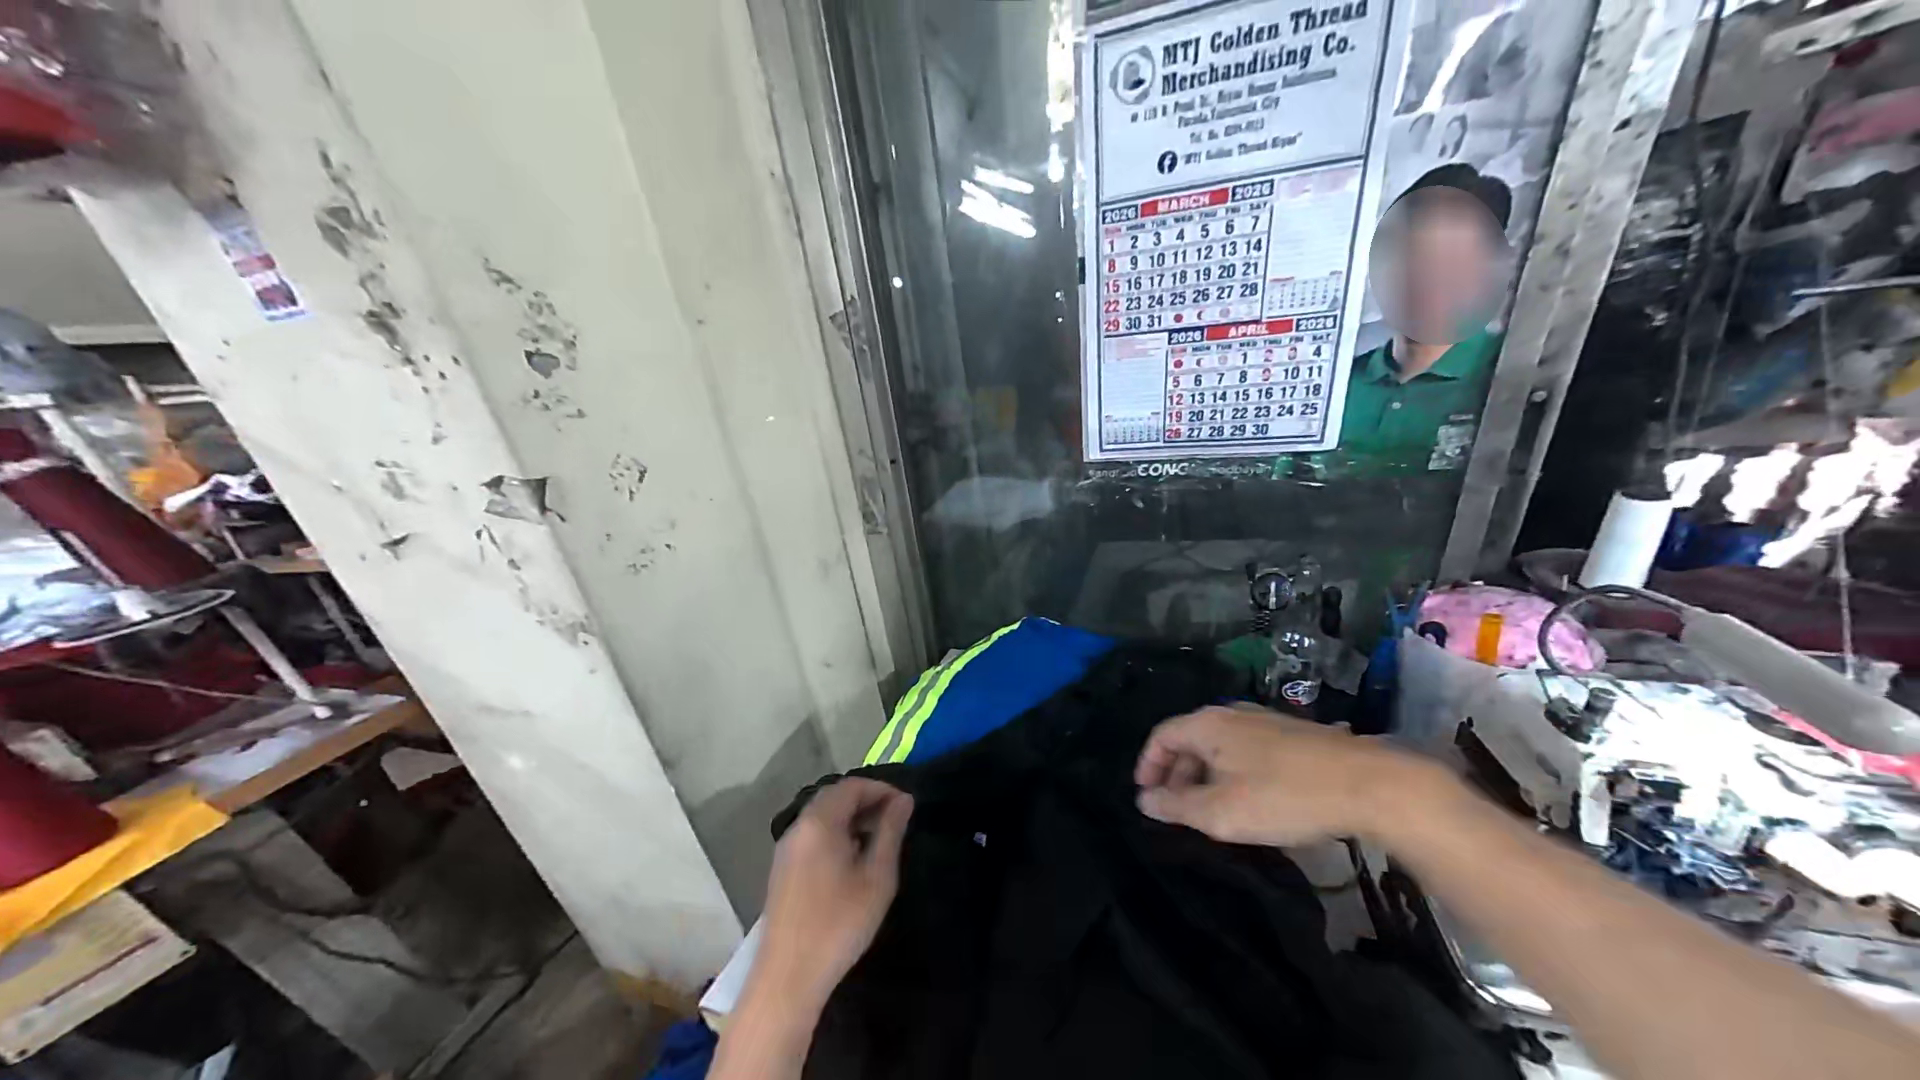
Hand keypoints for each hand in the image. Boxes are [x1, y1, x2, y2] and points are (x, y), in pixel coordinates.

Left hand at [755, 777, 913, 1009]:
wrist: (788, 978)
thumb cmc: (839, 924)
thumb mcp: (877, 877)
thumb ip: (891, 832)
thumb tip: (903, 800)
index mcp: (819, 822)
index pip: (852, 786)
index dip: (881, 789)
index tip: (906, 806)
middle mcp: (797, 827)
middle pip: (834, 796)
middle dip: (867, 801)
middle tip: (895, 820)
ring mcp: (786, 848)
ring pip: (822, 816)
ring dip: (851, 817)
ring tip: (879, 839)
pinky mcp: (782, 868)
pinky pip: (812, 834)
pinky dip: (836, 833)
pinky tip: (853, 859)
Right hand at [1134, 703, 1432, 845]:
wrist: (1371, 785)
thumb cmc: (1284, 797)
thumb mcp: (1221, 812)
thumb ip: (1177, 806)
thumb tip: (1144, 799)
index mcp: (1207, 724)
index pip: (1161, 736)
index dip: (1147, 765)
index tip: (1145, 796)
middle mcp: (1232, 713)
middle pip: (1189, 738)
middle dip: (1176, 773)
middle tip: (1177, 808)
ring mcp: (1265, 720)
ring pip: (1219, 744)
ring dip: (1205, 774)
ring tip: (1211, 808)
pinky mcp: (1293, 734)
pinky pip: (1245, 749)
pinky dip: (1232, 771)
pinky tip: (1249, 799)